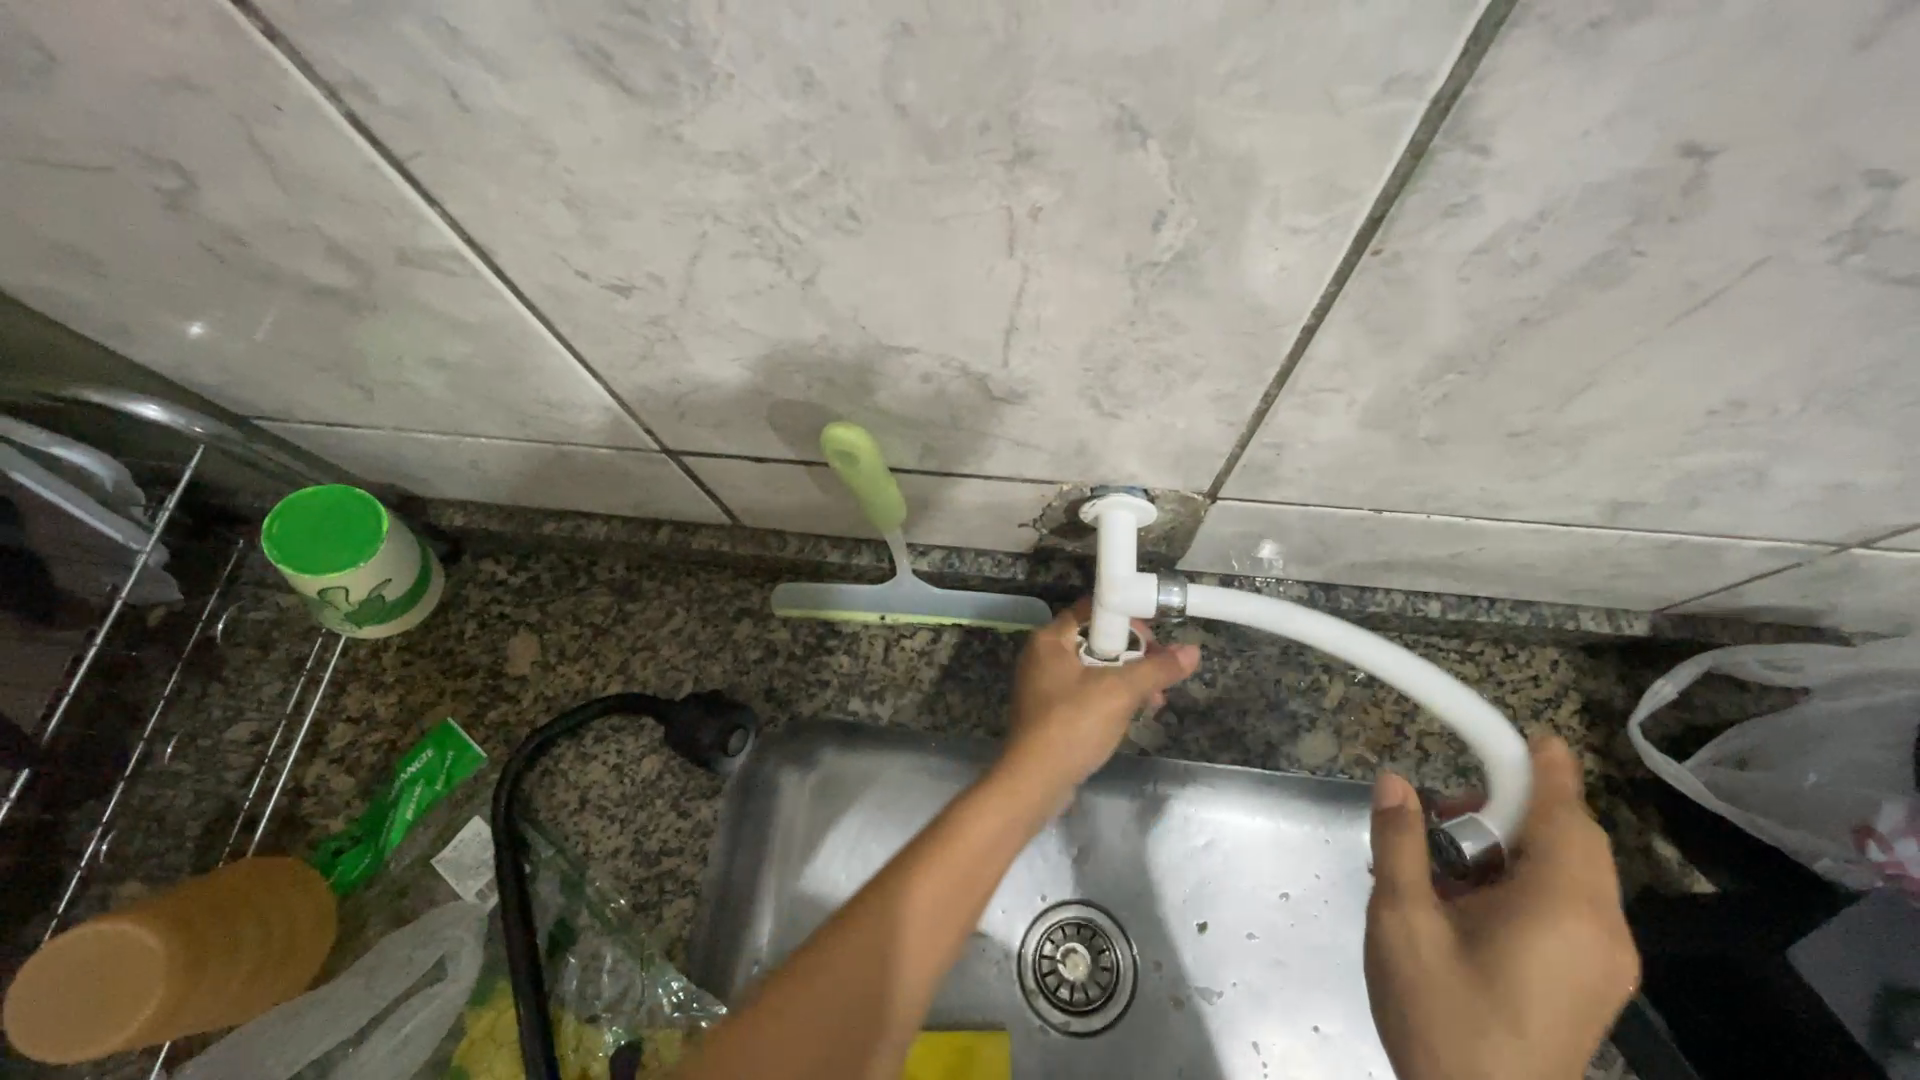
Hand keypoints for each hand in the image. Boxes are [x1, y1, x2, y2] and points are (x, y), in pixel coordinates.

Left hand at [1000, 599, 1200, 791]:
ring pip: (1095, 671)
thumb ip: (1157, 669)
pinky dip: (1111, 700)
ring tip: (1155, 701)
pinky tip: (1134, 716)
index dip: (1126, 618)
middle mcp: (1042, 657)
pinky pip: (1087, 695)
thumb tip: (1192, 652)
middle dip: (1133, 657)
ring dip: (1127, 682)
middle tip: (1160, 675)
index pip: (1091, 610)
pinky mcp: (1050, 713)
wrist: (1035, 781)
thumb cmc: (1073, 725)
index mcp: (1049, 640)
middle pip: (1096, 642)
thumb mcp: (1121, 692)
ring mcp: (1044, 687)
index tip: (1155, 639)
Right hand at [1364, 736, 1639, 1079]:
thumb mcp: (1402, 924)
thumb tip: (1394, 781)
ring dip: (1514, 851)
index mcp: (1562, 908)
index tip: (1535, 736)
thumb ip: (1400, 845)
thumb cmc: (1442, 1017)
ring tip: (1444, 865)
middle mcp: (1603, 930)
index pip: (1566, 816)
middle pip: (1573, 843)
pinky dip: (1525, 887)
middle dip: (1512, 812)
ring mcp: (1606, 963)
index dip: (1549, 771)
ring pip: (1571, 878)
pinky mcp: (1594, 986)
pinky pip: (1570, 911)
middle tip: (1444, 814)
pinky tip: (1468, 906)